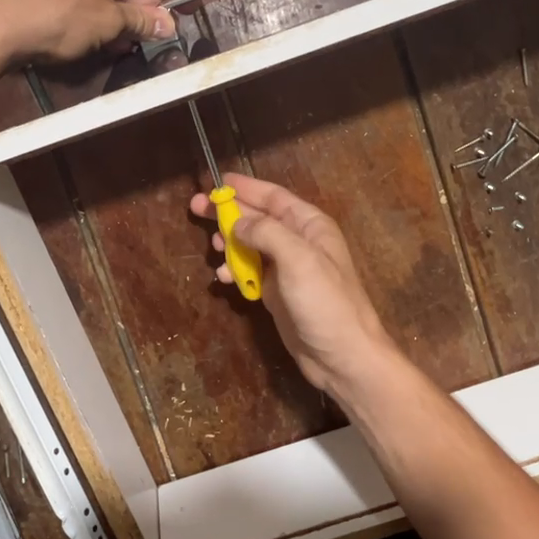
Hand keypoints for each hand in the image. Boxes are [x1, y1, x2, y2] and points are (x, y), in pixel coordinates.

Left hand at [0, 0, 192, 67]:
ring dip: (116, 9)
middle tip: (160, 25)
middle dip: (142, 0)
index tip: (190, 1)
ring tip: (131, 37)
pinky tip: (96, 33)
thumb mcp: (106, 21)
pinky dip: (91, 10)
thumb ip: (140, 20)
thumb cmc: (55, 17)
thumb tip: (167, 23)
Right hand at [190, 175, 400, 400]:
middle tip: (195, 207)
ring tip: (211, 244)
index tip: (216, 181)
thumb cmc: (325, 303)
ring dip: (229, 242)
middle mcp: (298, 241)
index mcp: (309, 226)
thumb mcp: (298, 259)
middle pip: (257, 218)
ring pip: (250, 244)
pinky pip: (249, 272)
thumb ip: (266, 233)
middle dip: (228, 212)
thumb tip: (237, 221)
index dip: (245, 188)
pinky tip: (222, 277)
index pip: (273, 196)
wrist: (342, 357)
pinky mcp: (276, 293)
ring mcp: (286, 268)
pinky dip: (234, 271)